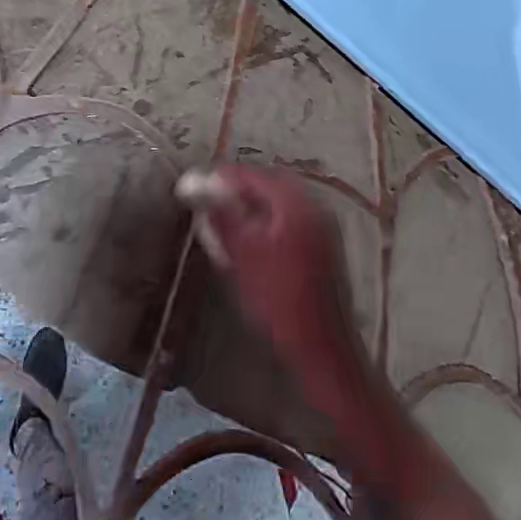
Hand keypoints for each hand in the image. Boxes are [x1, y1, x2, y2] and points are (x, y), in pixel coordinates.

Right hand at [178, 165, 362, 381]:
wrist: (318, 343)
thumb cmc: (278, 300)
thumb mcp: (242, 257)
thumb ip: (223, 219)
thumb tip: (203, 192)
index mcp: (296, 206)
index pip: (256, 176)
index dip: (223, 177)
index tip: (196, 182)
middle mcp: (315, 209)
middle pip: (273, 184)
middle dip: (240, 187)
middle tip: (210, 194)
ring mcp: (323, 227)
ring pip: (283, 202)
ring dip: (254, 202)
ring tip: (225, 214)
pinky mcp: (324, 246)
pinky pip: (291, 218)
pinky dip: (268, 218)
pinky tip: (250, 234)